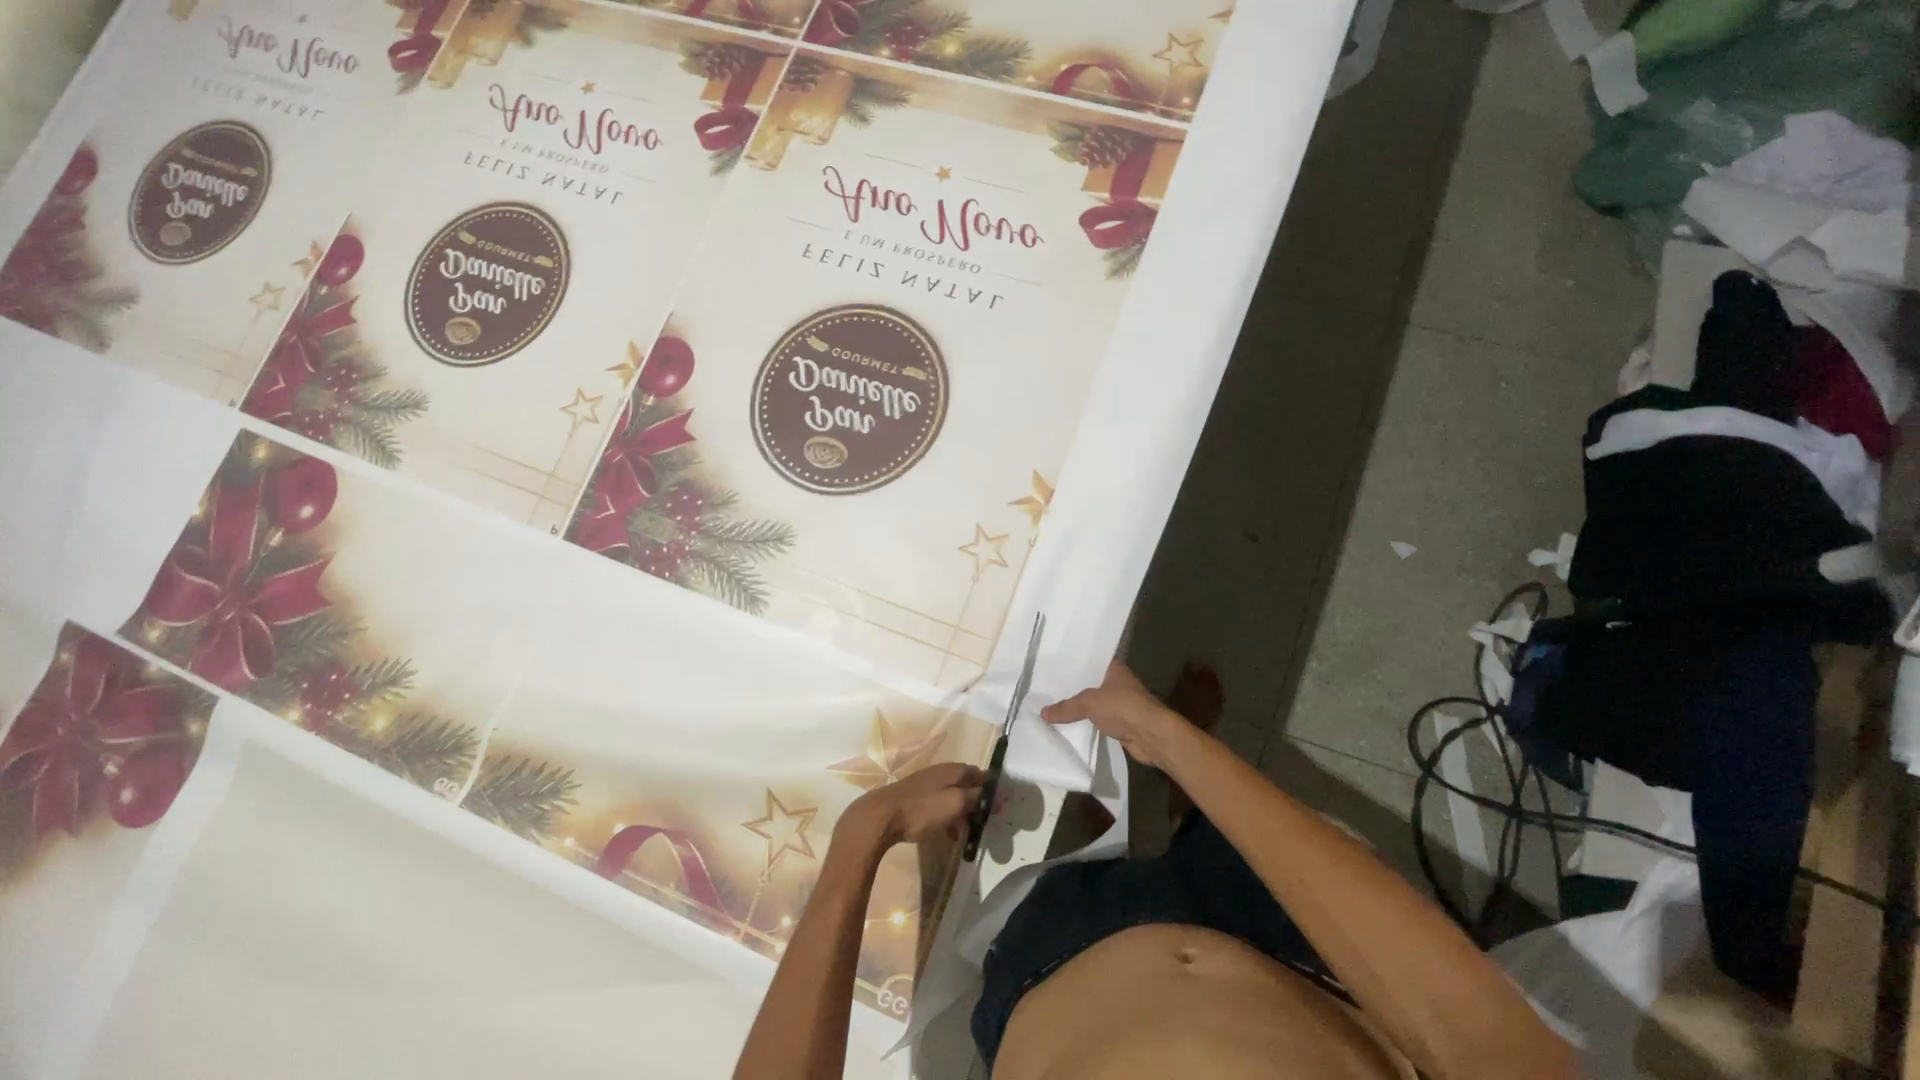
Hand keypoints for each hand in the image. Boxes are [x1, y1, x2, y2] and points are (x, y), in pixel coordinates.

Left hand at [839, 762, 985, 847]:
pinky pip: (939, 806)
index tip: (1000, 808)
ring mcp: (926, 785)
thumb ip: (978, 797)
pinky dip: (947, 818)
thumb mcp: (955, 803)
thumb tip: (999, 793)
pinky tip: (947, 834)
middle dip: (978, 804)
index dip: (992, 790)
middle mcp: (941, 773)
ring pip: (952, 797)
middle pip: (967, 786)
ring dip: (962, 814)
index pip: (981, 774)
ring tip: (966, 834)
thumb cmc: (922, 809)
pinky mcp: (914, 799)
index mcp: (954, 770)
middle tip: (984, 824)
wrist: (880, 817)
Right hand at [1041, 662, 1189, 767]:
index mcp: (1115, 669)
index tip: (1055, 666)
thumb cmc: (1123, 707)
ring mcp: (1122, 704)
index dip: (1074, 664)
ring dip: (1081, 707)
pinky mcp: (1122, 724)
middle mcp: (1119, 684)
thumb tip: (1042, 713)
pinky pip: (1099, 720)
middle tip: (1048, 688)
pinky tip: (1071, 724)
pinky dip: (1088, 723)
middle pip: (1092, 683)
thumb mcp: (1089, 703)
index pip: (1091, 661)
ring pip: (1096, 703)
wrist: (1152, 736)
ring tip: (1054, 706)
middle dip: (1073, 687)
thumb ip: (1067, 707)